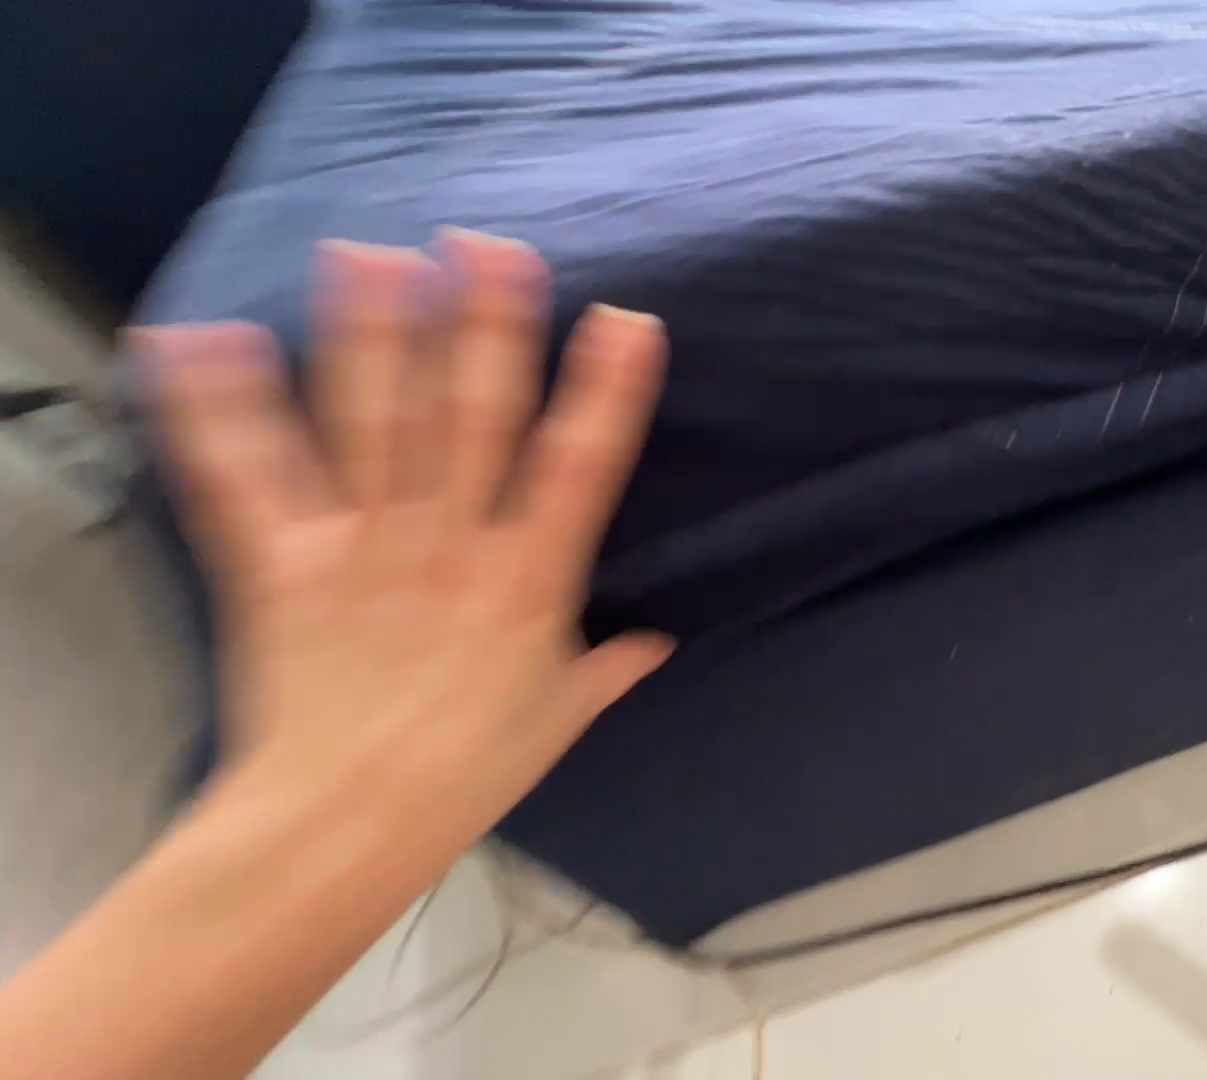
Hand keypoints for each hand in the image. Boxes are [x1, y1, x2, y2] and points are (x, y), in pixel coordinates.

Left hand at [135, 230, 672, 853]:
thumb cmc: (473, 767)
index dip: (607, 391)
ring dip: (372, 337)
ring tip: (373, 255)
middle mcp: (449, 546)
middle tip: (492, 249)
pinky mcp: (280, 567)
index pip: (580, 468)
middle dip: (488, 331)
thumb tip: (659, 642)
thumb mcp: (562, 716)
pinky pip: (247, 480)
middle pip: (473, 422)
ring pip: (371, 427)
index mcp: (530, 580)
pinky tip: (203, 334)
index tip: (627, 323)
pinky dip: (219, 408)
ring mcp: (361, 549)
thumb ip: (611, 667)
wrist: (342, 824)